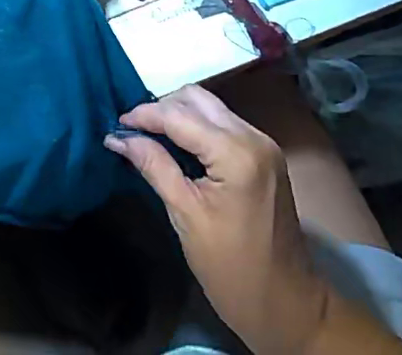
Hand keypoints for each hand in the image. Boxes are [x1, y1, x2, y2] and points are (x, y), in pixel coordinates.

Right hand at [106, 85, 331, 354]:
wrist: (285, 303)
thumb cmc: (230, 267)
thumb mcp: (185, 216)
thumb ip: (154, 166)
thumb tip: (119, 137)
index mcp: (236, 153)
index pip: (180, 116)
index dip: (145, 115)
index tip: (116, 123)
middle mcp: (253, 136)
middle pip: (198, 100)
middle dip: (163, 108)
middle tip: (133, 129)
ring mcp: (262, 142)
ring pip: (211, 107)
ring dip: (180, 114)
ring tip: (150, 135)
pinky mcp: (264, 152)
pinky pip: (224, 123)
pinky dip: (198, 126)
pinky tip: (178, 144)